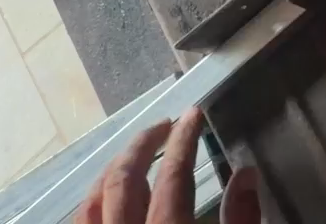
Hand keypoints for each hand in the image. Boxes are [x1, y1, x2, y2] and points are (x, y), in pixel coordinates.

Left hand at [75, 107, 259, 223]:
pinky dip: (94, 200)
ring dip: (114, 168)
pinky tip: (109, 194)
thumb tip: (246, 174)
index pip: (172, 176)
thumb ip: (241, 220)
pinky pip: (80, 222)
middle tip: (165, 123)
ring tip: (136, 152)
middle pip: (123, 182)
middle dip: (143, 144)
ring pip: (90, 203)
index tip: (193, 113)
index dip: (183, 139)